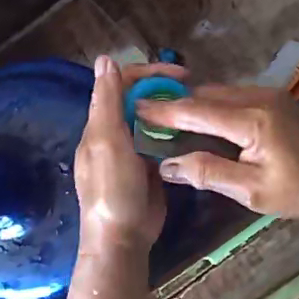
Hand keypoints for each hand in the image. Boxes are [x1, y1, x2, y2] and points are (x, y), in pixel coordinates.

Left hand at [74, 56, 182, 258]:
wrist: (122, 240)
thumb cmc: (112, 189)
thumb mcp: (108, 141)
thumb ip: (108, 102)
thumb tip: (105, 59)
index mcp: (100, 125)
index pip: (121, 84)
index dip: (148, 74)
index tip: (179, 75)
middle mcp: (113, 134)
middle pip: (137, 100)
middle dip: (162, 89)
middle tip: (194, 89)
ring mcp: (131, 153)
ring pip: (150, 120)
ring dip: (170, 109)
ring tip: (198, 106)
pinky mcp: (148, 169)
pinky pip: (161, 142)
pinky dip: (175, 133)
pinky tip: (194, 132)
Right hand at [137, 86, 298, 223]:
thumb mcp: (253, 191)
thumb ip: (208, 173)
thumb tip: (167, 165)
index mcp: (252, 121)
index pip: (196, 110)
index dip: (163, 111)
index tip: (134, 109)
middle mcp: (257, 98)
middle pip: (204, 95)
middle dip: (174, 104)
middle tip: (144, 117)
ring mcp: (268, 95)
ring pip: (218, 93)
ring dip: (193, 104)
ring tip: (165, 119)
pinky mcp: (274, 99)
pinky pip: (233, 96)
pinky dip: (211, 106)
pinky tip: (199, 122)